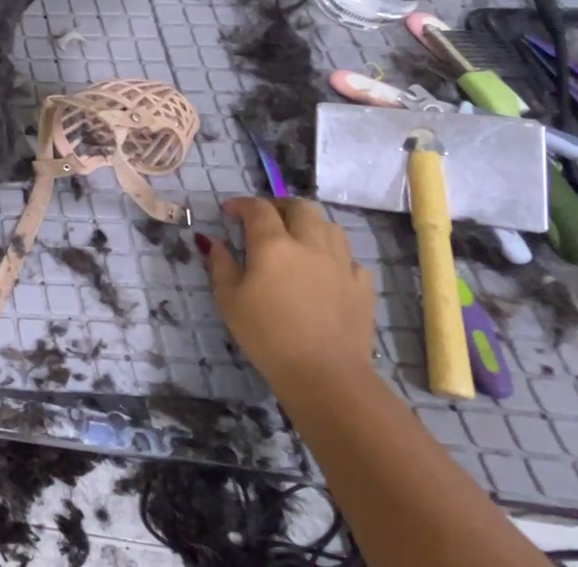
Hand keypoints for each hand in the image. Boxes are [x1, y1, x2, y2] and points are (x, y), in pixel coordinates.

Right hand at [204, 197, 376, 392]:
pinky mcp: (362, 286)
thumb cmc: (266, 335)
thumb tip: (215, 243)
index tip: (229, 211)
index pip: (258, 209)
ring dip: (308, 224)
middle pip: (300, 207)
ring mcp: (341, 264)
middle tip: (263, 219)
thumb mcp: (228, 299)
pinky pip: (348, 256)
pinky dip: (332, 254)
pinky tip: (322, 269)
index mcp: (273, 245)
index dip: (241, 204)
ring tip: (294, 239)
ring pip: (329, 226)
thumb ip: (220, 264)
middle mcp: (310, 245)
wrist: (324, 373)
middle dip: (278, 206)